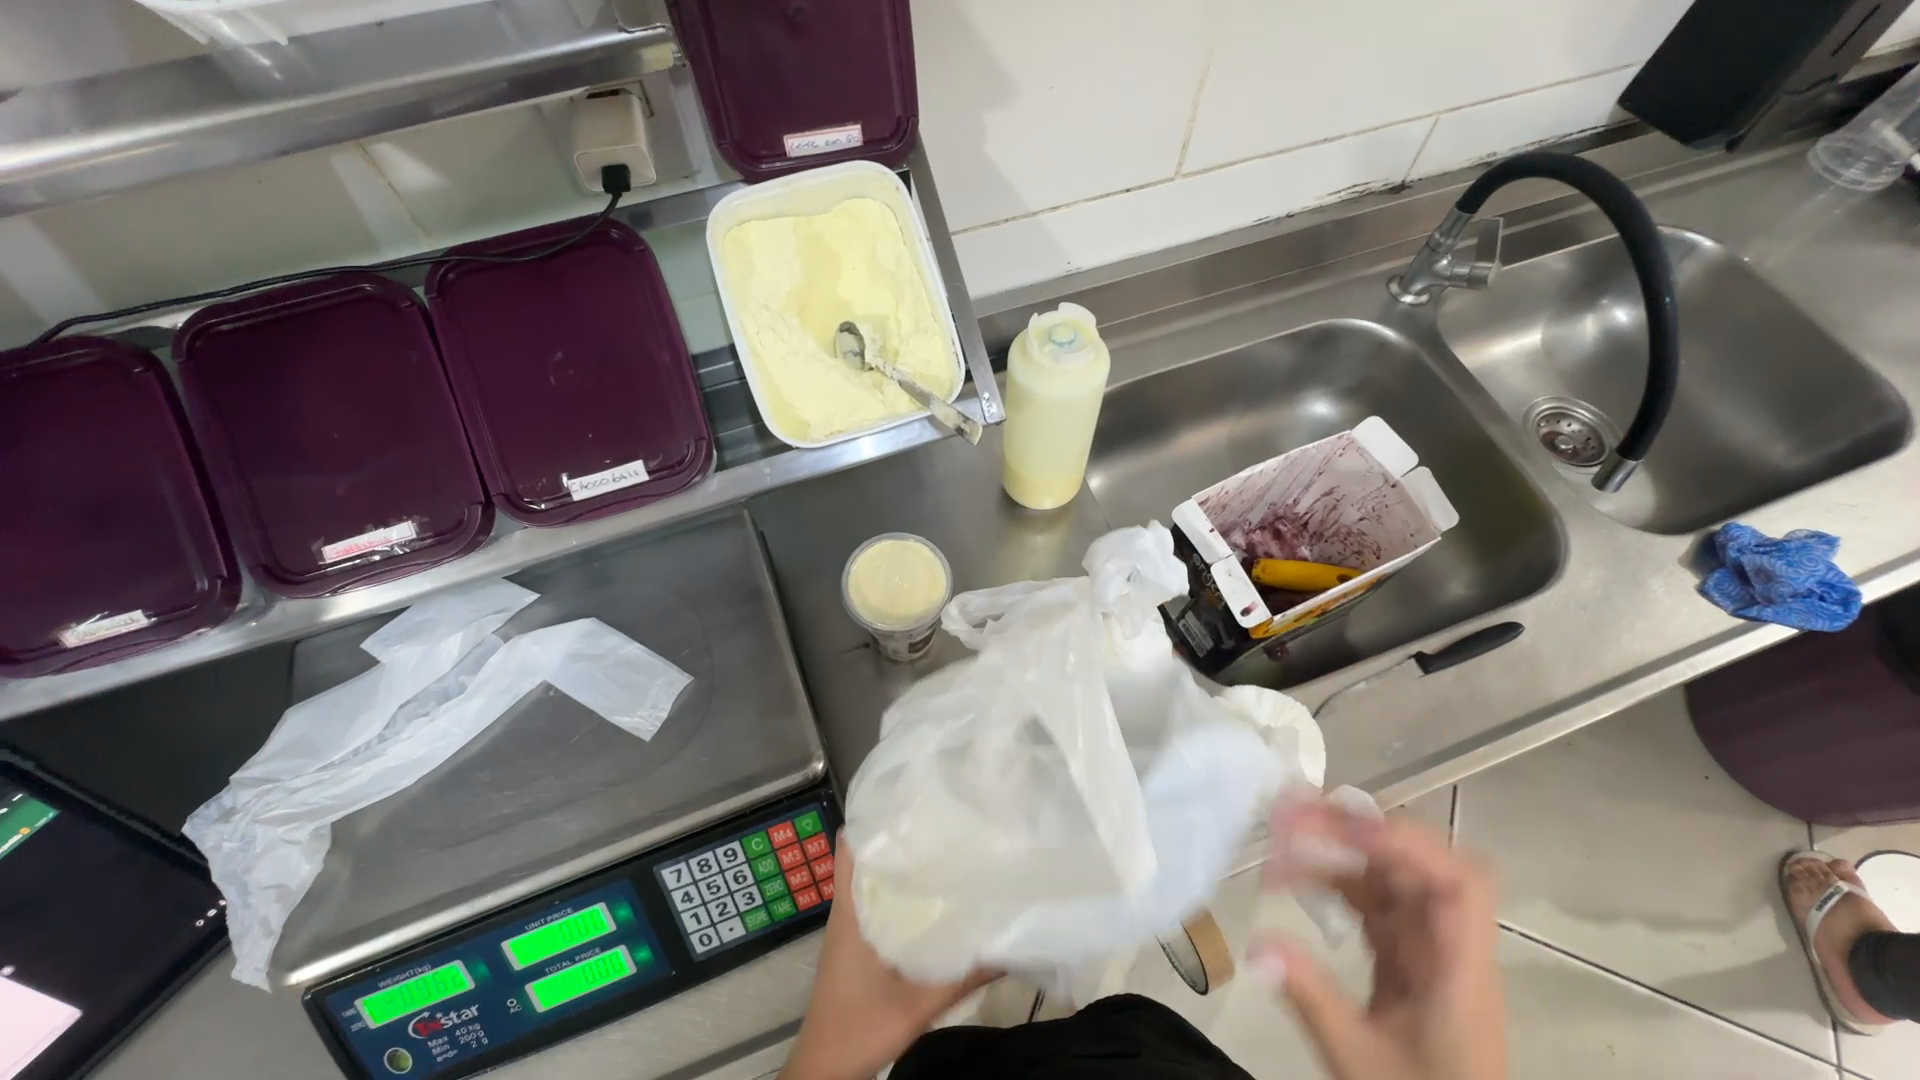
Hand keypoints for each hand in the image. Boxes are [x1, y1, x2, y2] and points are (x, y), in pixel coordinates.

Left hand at [780, 837, 996, 1079]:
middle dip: (899, 839)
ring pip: (873, 884)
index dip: (872, 818)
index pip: (849, 846)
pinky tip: (934, 903)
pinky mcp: (857, 950)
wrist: (824, 1072)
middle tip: (943, 824)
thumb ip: (964, 976)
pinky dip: (901, 898)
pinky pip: (878, 909)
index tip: (911, 803)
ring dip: (901, 869)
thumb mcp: (917, 1004)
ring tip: (944, 852)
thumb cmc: (859, 1027)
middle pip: (866, 859)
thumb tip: (1012, 945)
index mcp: (850, 911)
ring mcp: (850, 931)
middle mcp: (847, 912)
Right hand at [1251, 800, 1505, 1079]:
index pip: (1456, 883)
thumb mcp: (1360, 1061)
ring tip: (1282, 835)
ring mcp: (1430, 952)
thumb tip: (1256, 944)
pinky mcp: (1408, 962)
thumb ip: (1311, 998)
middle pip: (1417, 866)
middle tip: (1292, 814)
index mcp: (1460, 971)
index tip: (1341, 828)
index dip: (1405, 843)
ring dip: (1339, 851)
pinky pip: (1375, 905)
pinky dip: (1336, 883)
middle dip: (1356, 831)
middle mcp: (1450, 948)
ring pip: (1391, 879)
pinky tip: (1296, 879)